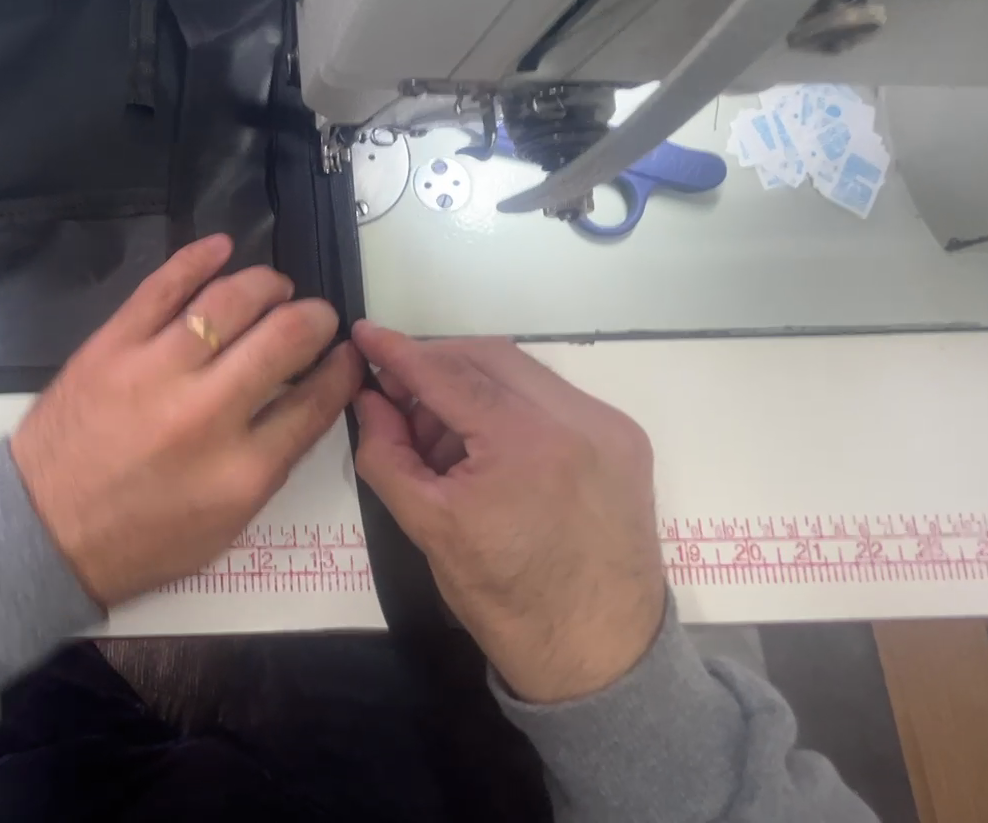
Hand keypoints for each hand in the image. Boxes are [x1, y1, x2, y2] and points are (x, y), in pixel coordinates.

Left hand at [12, 235, 363, 606]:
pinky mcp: (112, 345)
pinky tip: (222, 247)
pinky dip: (195, 259)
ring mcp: (155, 371)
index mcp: (242, 469)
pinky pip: (161, 287)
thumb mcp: (223, 524)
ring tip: (276, 286)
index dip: (341, 370)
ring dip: (266, 284)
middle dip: (314, 319)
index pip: (315, 401)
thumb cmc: (137, 538)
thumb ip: (269, 465)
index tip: (346, 356)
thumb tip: (301, 402)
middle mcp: (206, 413)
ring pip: (229, 301)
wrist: (45, 531)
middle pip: (283, 339)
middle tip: (316, 316)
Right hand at [350, 321, 664, 702]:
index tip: (363, 332)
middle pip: (488, 357)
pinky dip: (503, 404)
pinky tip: (480, 445)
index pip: (448, 375)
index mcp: (528, 444)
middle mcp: (580, 420)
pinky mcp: (624, 439)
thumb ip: (385, 451)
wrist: (600, 656)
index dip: (399, 351)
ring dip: (467, 385)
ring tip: (437, 435)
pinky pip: (547, 396)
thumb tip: (369, 398)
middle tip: (393, 392)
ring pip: (519, 371)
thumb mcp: (425, 525)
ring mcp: (610, 427)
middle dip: (433, 365)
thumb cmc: (504, 598)